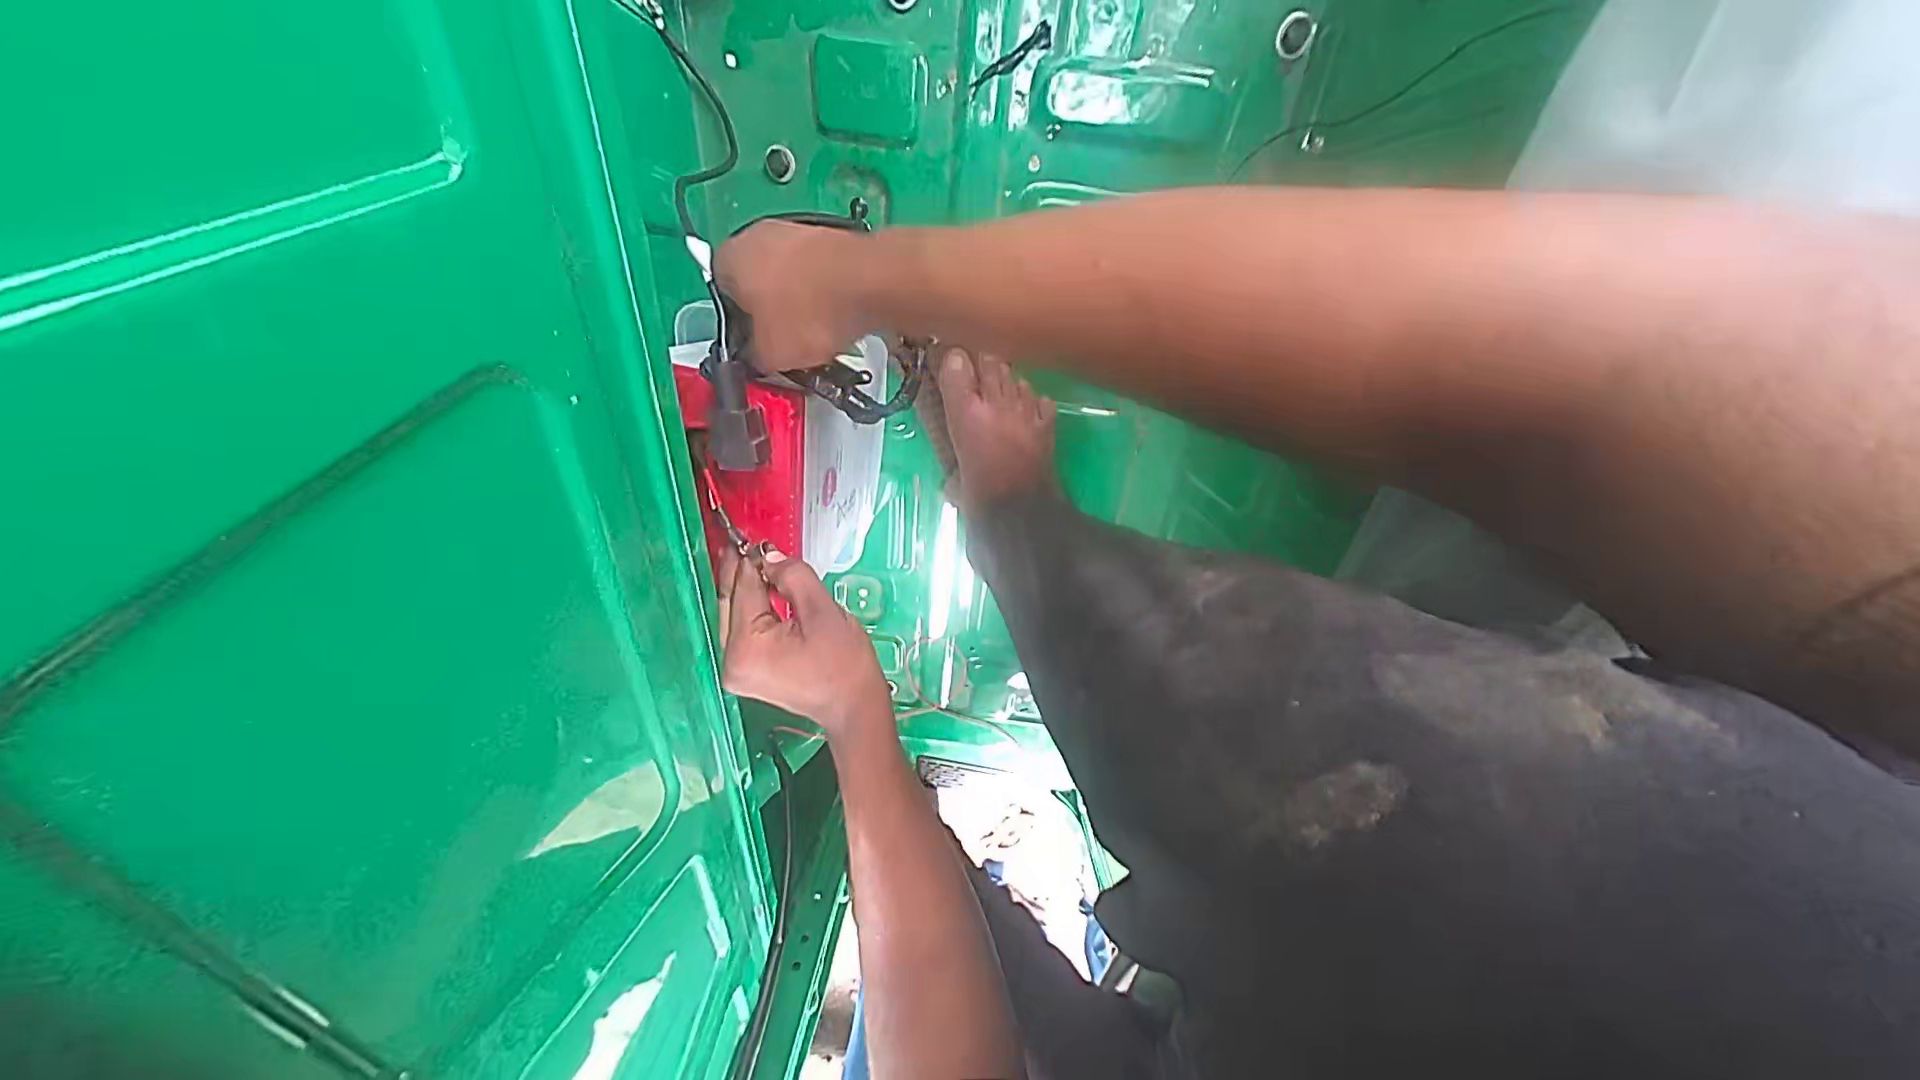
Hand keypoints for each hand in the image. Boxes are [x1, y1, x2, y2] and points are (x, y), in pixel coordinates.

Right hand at [713, 220, 871, 372]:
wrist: (868, 283)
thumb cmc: (808, 313)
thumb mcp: (769, 355)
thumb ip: (753, 358)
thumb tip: (757, 359)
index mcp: (729, 258)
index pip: (722, 298)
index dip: (740, 329)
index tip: (757, 350)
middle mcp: (758, 235)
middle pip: (759, 287)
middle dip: (774, 317)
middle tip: (788, 346)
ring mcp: (798, 232)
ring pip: (793, 281)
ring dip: (803, 308)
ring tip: (820, 339)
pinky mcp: (833, 238)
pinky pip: (821, 277)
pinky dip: (828, 297)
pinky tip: (840, 321)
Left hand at [718, 544, 893, 738]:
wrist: (855, 707)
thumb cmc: (844, 663)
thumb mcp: (823, 611)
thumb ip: (793, 576)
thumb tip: (770, 556)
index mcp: (746, 647)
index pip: (744, 589)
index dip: (753, 559)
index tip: (759, 535)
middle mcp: (730, 660)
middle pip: (730, 602)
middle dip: (741, 570)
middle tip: (746, 539)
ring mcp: (735, 669)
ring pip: (735, 614)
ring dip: (746, 586)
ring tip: (756, 558)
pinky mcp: (747, 671)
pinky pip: (744, 629)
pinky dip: (754, 607)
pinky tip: (763, 588)